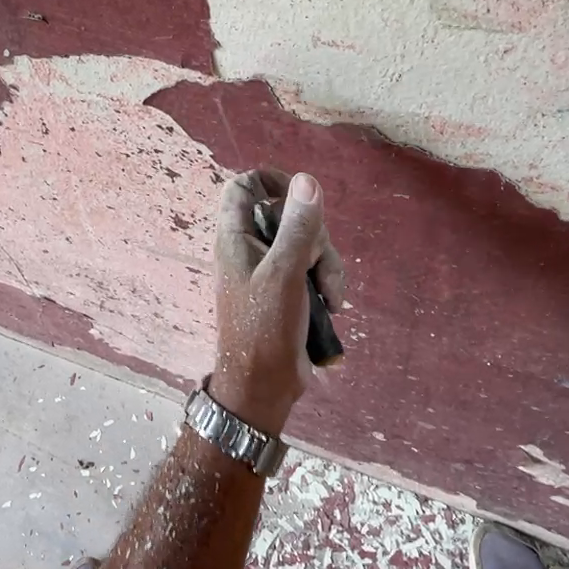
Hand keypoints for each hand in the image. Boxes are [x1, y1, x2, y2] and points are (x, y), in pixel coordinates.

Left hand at [211, 169, 344, 433]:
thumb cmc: (264, 328)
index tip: (302, 196)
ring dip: (326, 266)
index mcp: (236, 237)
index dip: (271, 181)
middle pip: (289, 216)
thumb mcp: (284, 274)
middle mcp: (251, 247)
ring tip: (332, 298)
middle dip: (315, 239)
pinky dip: (326, 282)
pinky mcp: (288, 290)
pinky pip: (313, 269)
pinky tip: (333, 306)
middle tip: (318, 267)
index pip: (244, 187)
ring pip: (307, 244)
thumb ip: (297, 227)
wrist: (264, 386)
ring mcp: (270, 269)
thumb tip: (307, 181)